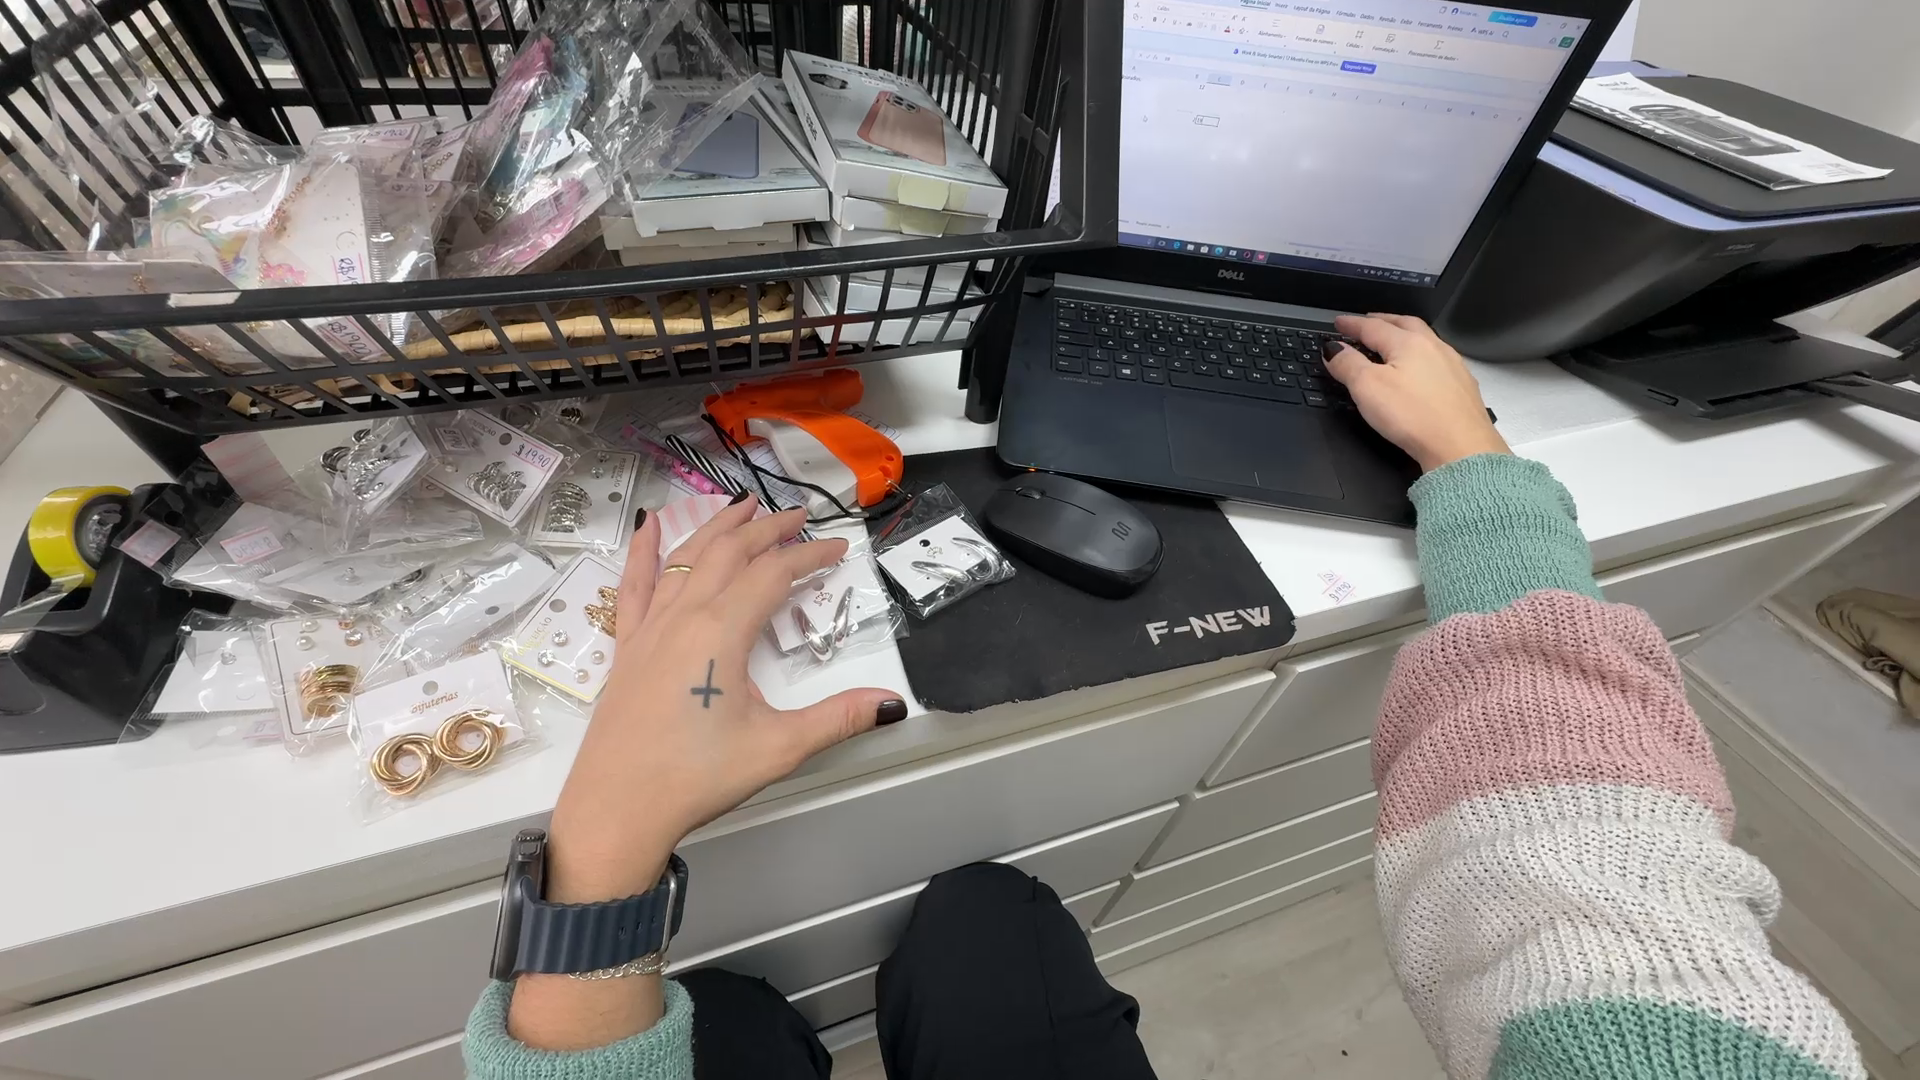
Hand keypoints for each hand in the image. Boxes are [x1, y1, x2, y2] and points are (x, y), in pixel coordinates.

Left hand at [543, 495, 906, 902]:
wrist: (616, 812)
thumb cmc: (696, 778)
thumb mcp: (778, 748)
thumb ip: (838, 718)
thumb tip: (892, 702)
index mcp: (721, 632)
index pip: (774, 574)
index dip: (810, 556)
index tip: (839, 549)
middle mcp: (683, 616)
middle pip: (730, 552)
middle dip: (768, 528)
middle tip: (800, 517)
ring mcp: (650, 628)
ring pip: (686, 558)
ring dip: (718, 526)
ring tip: (744, 505)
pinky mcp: (628, 645)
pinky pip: (633, 585)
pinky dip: (644, 551)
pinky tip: (649, 526)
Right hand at [1324, 313, 1509, 472]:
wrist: (1459, 446)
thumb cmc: (1415, 416)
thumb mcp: (1366, 388)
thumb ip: (1347, 365)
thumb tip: (1333, 350)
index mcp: (1408, 344)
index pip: (1372, 327)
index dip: (1352, 324)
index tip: (1339, 322)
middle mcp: (1433, 348)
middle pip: (1404, 324)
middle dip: (1382, 321)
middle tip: (1366, 321)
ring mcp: (1450, 366)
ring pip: (1423, 339)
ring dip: (1403, 334)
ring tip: (1390, 339)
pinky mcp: (1460, 385)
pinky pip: (1436, 359)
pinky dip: (1419, 355)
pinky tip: (1417, 367)